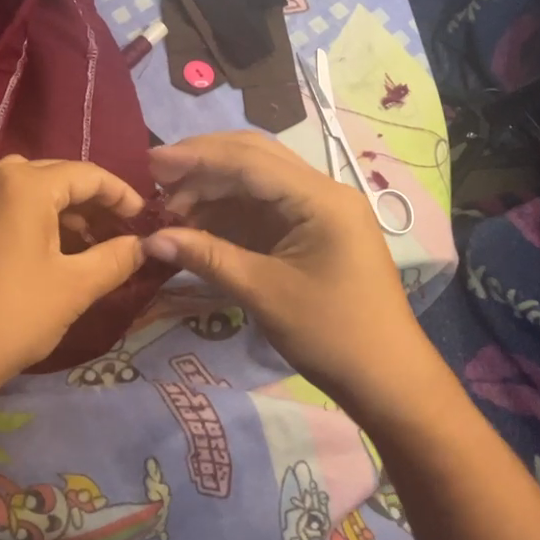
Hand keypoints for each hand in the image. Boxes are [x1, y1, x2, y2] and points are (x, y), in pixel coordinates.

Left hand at [0, 156, 148, 398]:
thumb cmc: (12, 315)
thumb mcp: (74, 287)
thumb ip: (115, 258)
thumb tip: (143, 244)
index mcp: (25, 183)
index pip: (86, 174)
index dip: (120, 193)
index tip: (143, 217)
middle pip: (52, 175)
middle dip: (88, 200)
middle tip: (116, 230)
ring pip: (20, 185)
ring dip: (53, 205)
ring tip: (79, 238)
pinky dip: (16, 208)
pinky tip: (26, 233)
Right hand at [142, 131, 432, 412]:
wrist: (389, 383)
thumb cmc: (333, 335)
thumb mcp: (264, 293)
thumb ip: (207, 258)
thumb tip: (150, 240)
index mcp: (321, 199)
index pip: (249, 160)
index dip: (196, 157)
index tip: (150, 162)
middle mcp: (320, 192)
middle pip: (252, 157)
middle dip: (201, 163)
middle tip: (154, 176)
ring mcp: (315, 210)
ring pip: (252, 178)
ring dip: (209, 186)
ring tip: (167, 206)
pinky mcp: (306, 230)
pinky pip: (258, 205)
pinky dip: (223, 208)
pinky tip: (192, 221)